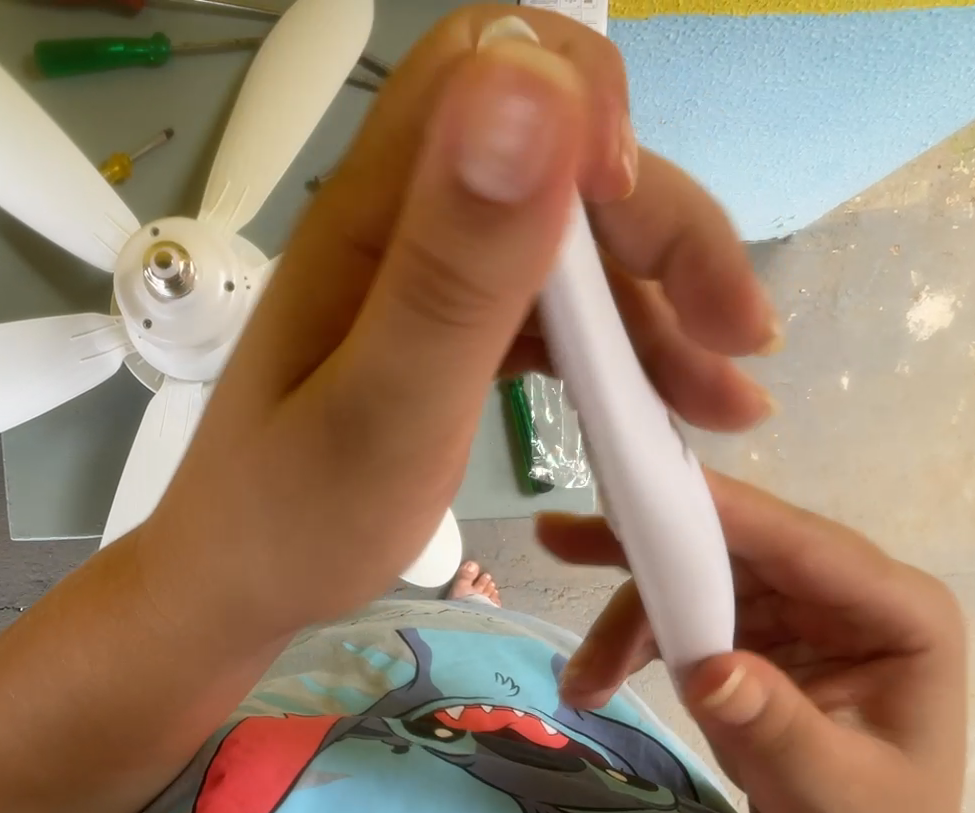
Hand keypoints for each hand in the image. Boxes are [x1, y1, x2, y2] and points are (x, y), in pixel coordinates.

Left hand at [134, 5, 780, 646]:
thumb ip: (454, 263)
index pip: (486, 62)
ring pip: (564, 245)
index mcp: (372, 217)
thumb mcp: (384, 405)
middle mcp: (402, 230)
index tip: (628, 211)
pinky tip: (665, 404)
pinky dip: (615, 347)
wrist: (238, 588)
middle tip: (736, 339)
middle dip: (661, 229)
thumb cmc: (299, 520)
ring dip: (658, 305)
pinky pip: (545, 311)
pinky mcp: (441, 337)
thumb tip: (531, 83)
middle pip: (554, 159)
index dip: (581, 103)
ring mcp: (423, 285)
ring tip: (726, 400)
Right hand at [537, 474, 968, 812]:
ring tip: (579, 681)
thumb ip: (777, 729)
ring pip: (687, 579)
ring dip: (625, 622)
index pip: (801, 544)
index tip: (646, 487)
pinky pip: (675, 613)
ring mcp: (787, 603)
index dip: (722, 513)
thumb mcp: (835, 790)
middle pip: (728, 549)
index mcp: (894, 610)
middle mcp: (836, 589)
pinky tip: (593, 678)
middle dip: (644, 556)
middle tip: (555, 538)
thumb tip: (707, 670)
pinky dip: (629, 642)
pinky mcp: (747, 623)